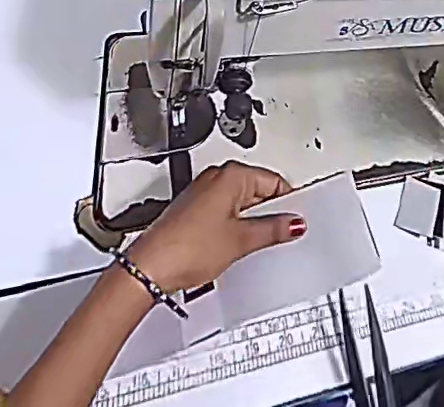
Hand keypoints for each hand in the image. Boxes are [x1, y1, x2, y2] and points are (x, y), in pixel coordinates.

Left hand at [127, 162, 305, 293]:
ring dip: (250, 220)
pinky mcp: (194, 208)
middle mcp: (216, 177)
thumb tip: (293, 222)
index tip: (295, 219)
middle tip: (277, 233)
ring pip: (241, 201)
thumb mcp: (240, 240)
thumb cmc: (185, 247)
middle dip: (268, 212)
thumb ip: (272, 229)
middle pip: (257, 189)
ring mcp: (204, 192)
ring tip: (251, 243)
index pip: (274, 181)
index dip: (288, 202)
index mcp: (231, 174)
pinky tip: (232, 244)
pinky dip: (233, 224)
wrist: (148, 268)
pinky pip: (225, 209)